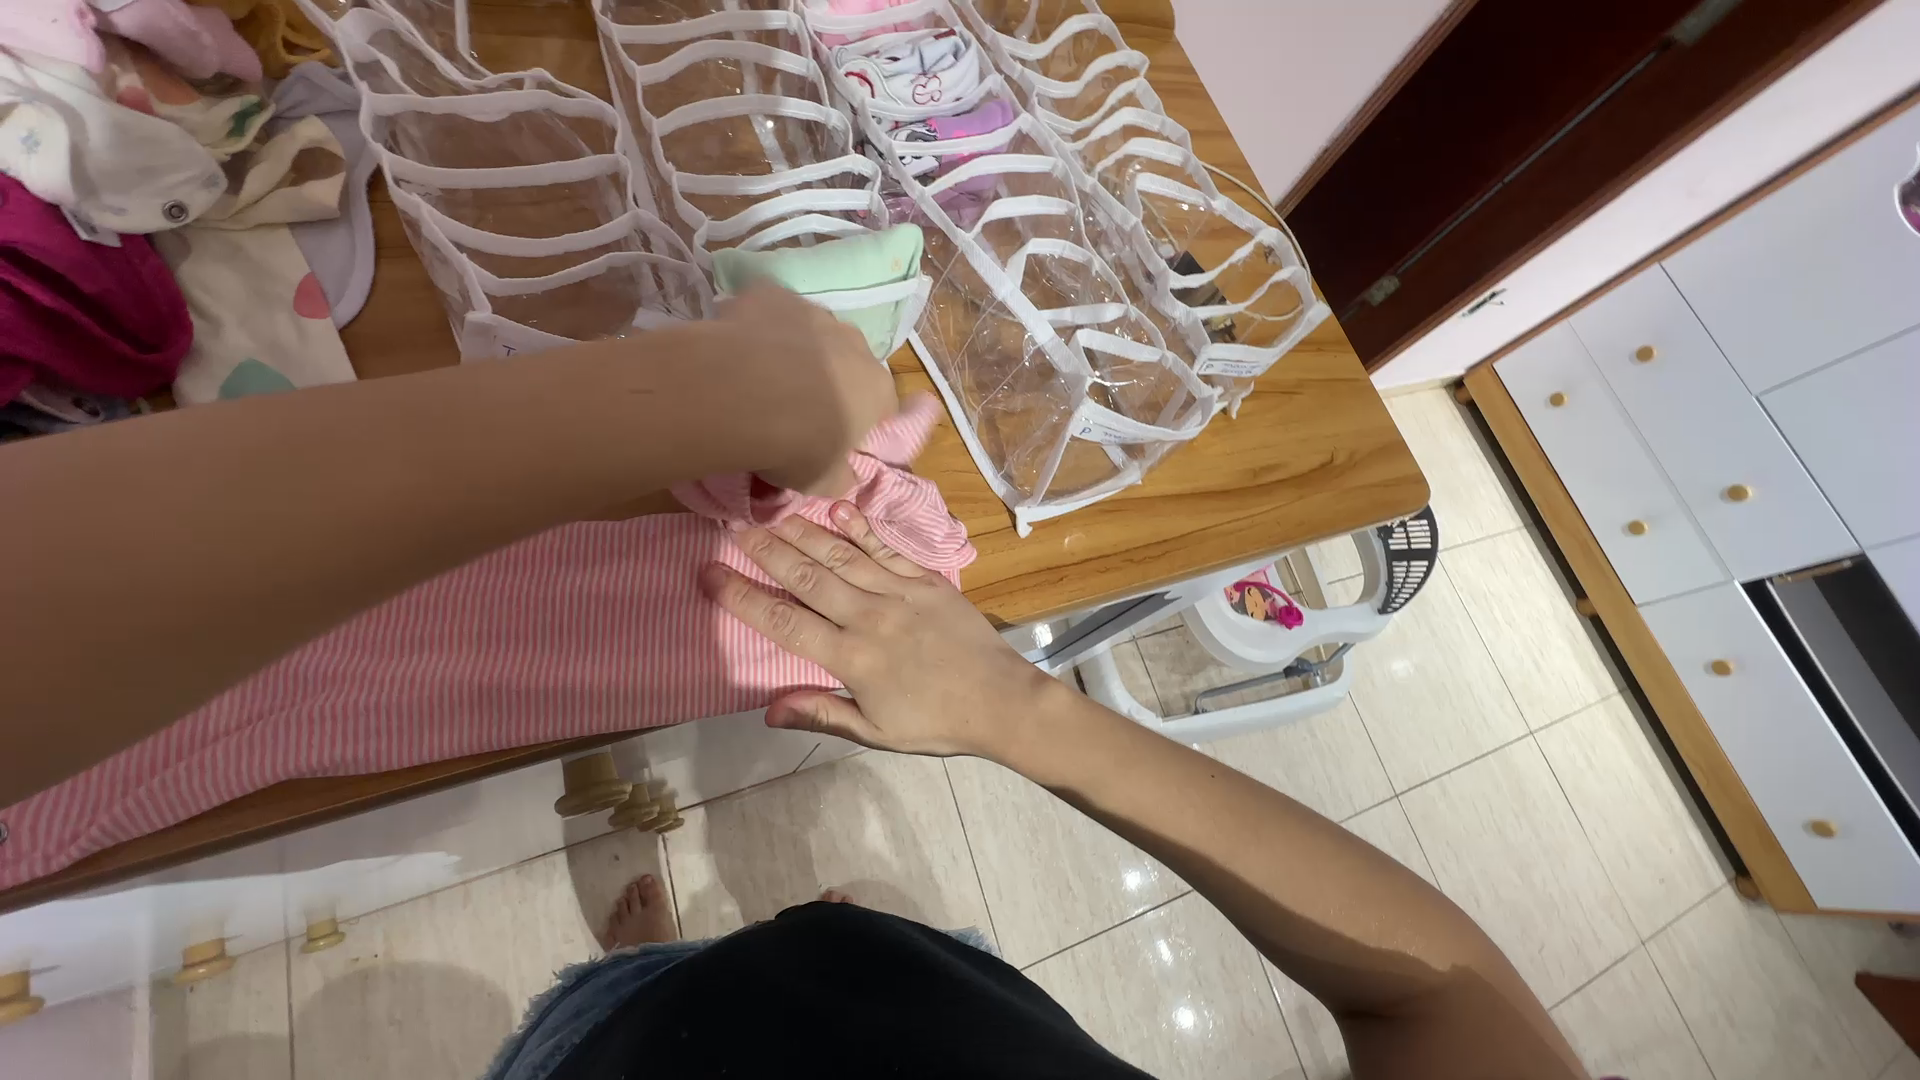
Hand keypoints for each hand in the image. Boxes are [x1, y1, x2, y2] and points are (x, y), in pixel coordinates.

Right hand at [698, 503, 1058, 757]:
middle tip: (734, 527)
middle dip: (766, 552)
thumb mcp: (876, 732)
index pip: (784, 623)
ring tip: (772, 515)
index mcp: (852, 658)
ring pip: (842, 557)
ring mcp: (900, 593)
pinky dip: (861, 530)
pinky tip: (838, 512)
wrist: (1000, 700)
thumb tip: (767, 709)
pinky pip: (887, 550)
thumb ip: (822, 713)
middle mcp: (869, 617)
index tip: (710, 574)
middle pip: (807, 578)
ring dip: (804, 535)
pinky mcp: (927, 580)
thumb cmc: (936, 722)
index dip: (743, 598)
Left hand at [714, 286, 897, 496]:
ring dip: (796, 352)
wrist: (737, 394)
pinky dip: (760, 327)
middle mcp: (854, 343)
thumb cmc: (794, 445)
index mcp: (876, 388)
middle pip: (849, 363)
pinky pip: (771, 311)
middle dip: (831, 381)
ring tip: (762, 380)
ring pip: (812, 333)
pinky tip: (739, 350)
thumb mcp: (823, 481)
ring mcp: (813, 313)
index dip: (861, 423)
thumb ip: (841, 477)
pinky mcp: (772, 294)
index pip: (882, 406)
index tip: (836, 439)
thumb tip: (843, 477)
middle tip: (797, 411)